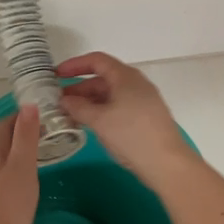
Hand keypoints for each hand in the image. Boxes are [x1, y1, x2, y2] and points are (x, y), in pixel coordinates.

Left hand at [0, 104, 40, 223]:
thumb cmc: (10, 207)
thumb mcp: (23, 167)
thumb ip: (26, 136)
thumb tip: (28, 106)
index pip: (2, 126)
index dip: (20, 118)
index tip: (42, 118)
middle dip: (17, 137)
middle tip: (43, 139)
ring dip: (13, 157)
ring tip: (35, 162)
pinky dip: (8, 175)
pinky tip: (20, 188)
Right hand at [57, 52, 189, 179]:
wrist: (167, 163)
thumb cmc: (132, 135)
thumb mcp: (100, 120)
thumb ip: (79, 107)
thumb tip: (64, 100)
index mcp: (125, 76)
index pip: (97, 61)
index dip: (74, 65)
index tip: (56, 75)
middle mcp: (135, 83)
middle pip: (103, 78)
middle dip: (79, 87)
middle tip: (58, 100)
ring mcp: (143, 100)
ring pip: (110, 94)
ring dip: (89, 101)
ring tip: (69, 114)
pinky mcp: (145, 117)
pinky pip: (118, 106)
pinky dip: (101, 111)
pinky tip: (90, 124)